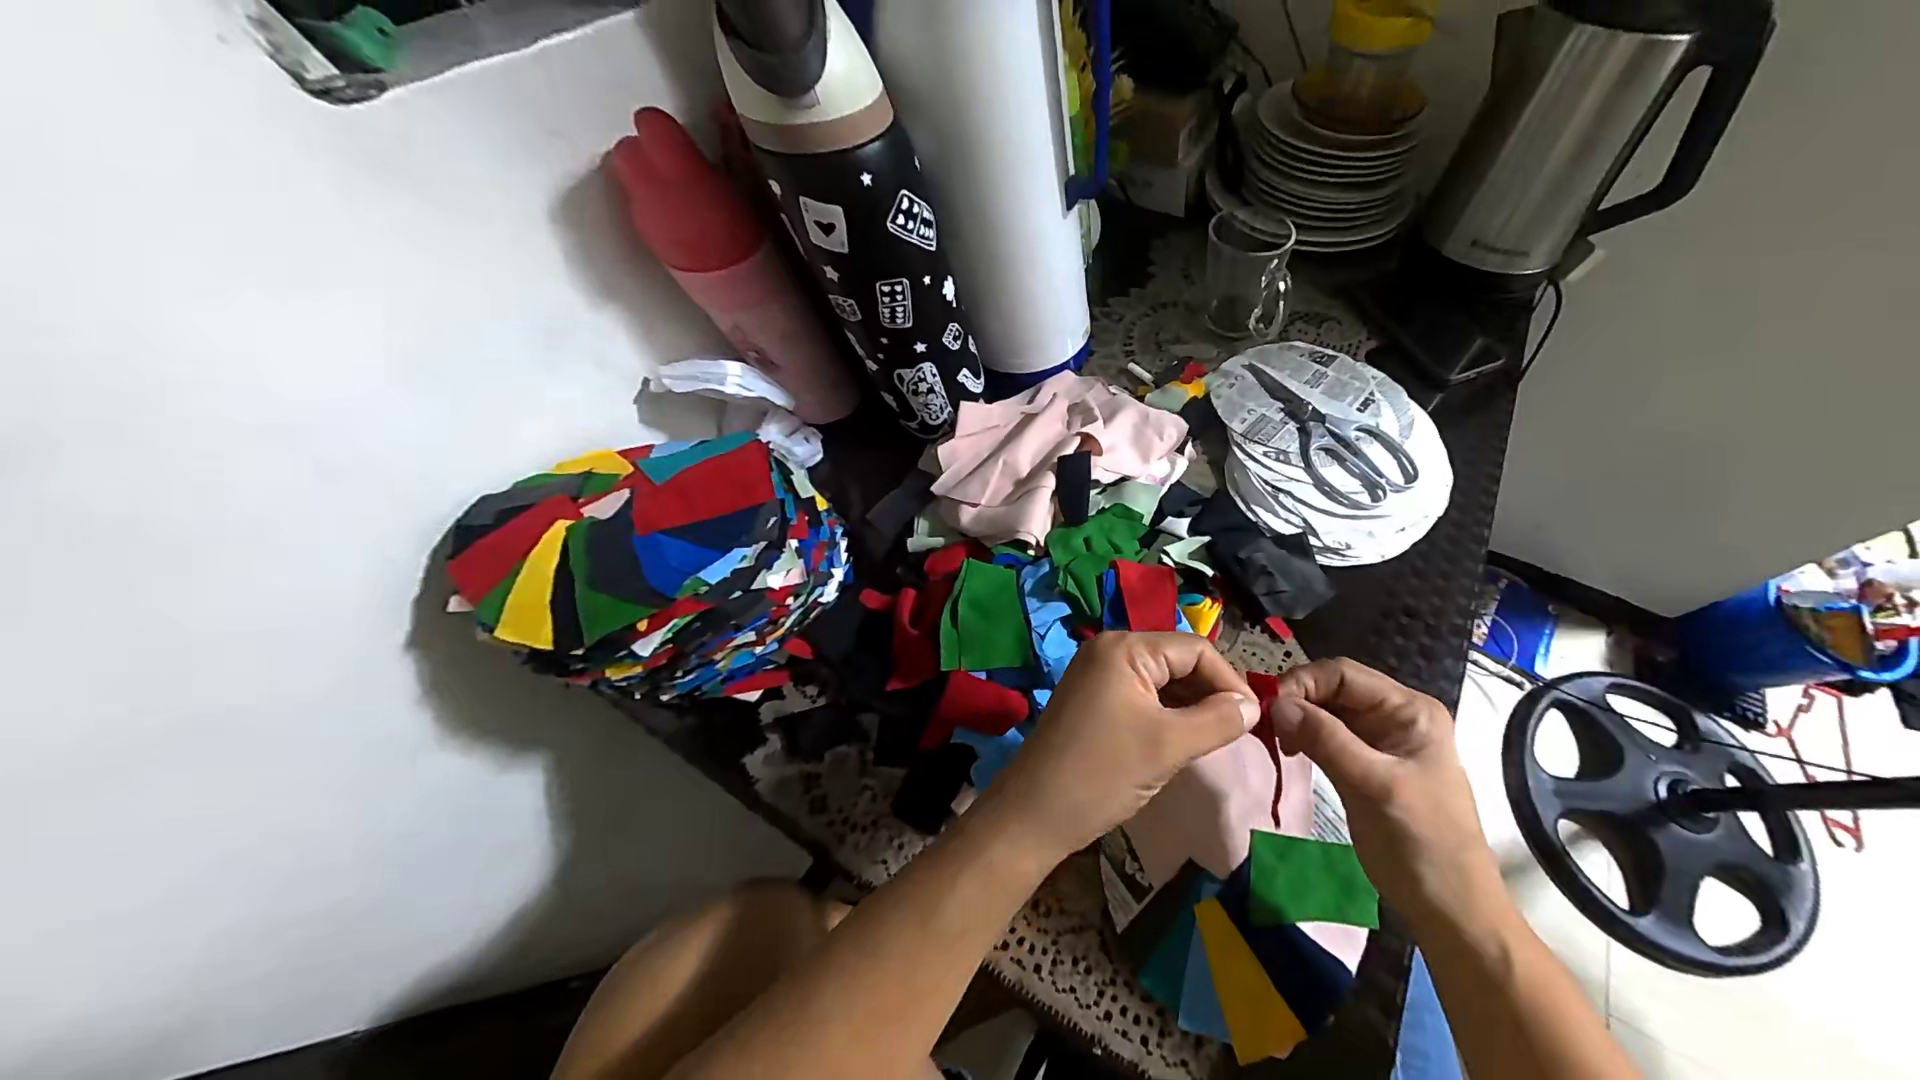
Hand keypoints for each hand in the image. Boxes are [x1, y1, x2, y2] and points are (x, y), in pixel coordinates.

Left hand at [975, 632, 1261, 864]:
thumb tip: (1254, 706)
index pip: (1195, 649)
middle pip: (1178, 660)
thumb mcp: (1168, 745)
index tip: (1254, 720)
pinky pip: (1143, 695)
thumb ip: (1218, 720)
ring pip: (1162, 679)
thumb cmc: (1102, 772)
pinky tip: (1185, 738)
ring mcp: (1098, 675)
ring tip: (1217, 738)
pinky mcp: (1094, 699)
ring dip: (1192, 704)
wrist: (1035, 812)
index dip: (1230, 681)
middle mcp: (1109, 650)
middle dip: (1211, 691)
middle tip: (1239, 731)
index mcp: (1124, 648)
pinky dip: (1168, 713)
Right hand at [1267, 658, 1504, 935]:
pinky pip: (1324, 734)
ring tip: (1278, 741)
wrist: (1448, 907)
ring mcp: (1378, 739)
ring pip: (1323, 710)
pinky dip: (1302, 736)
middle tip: (1268, 728)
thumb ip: (1326, 740)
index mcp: (1409, 710)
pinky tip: (1290, 751)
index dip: (1302, 682)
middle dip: (1296, 700)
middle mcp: (1393, 715)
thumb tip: (1275, 703)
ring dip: (1296, 719)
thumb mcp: (1374, 786)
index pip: (1342, 674)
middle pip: (1331, 688)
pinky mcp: (1362, 761)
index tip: (1270, 709)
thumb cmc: (1421, 843)